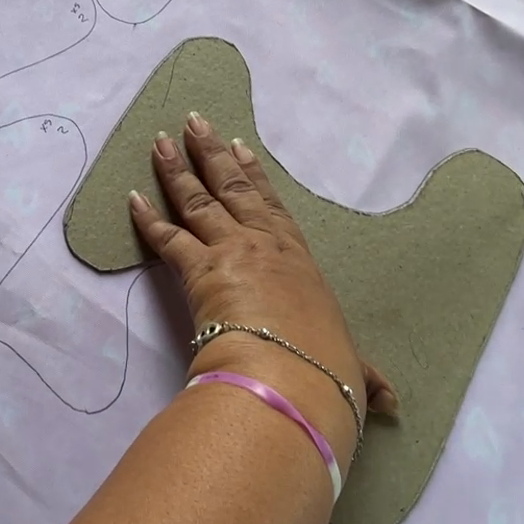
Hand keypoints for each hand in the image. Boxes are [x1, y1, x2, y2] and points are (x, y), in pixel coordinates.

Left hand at [129, 112, 397, 465]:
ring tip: (160, 141)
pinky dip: (148, 218)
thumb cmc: (326, 369)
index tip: (239, 147)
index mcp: (297, 258)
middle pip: (232, 188)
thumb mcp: (348, 367)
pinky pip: (168, 238)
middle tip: (195, 123)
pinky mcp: (200, 269)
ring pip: (198, 201)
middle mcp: (262, 244)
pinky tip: (133, 198)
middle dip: (211, 153)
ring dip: (177, 170)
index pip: (271, 206)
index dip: (254, 175)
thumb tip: (391, 401)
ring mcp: (231, 251)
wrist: (295, 376)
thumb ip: (363, 375)